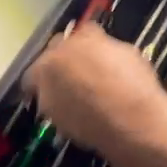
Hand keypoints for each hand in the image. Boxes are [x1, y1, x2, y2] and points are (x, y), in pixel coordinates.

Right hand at [22, 23, 166, 156]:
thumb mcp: (58, 119)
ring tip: (98, 78)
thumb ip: (49, 99)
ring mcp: (98, 42)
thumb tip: (52, 95)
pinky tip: (120, 81)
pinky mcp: (125, 46)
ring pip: (86, 41)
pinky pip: (112, 52)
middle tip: (69, 80)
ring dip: (87, 55)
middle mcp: (67, 47)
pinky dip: (112, 62)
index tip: (44, 95)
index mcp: (44, 68)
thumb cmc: (90, 125)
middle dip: (61, 60)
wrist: (135, 120)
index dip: (37, 85)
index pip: (32, 74)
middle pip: (57, 46)